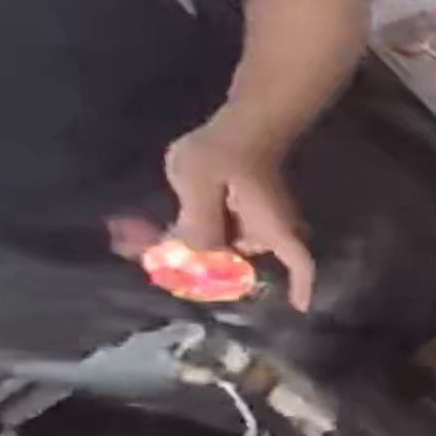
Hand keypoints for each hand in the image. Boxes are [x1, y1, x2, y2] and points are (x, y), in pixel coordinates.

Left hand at [164, 111, 316, 310]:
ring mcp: (262, 220)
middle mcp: (273, 231)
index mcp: (272, 230)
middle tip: (144, 255)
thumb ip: (198, 223)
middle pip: (242, 258)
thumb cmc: (224, 155)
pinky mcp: (248, 210)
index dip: (302, 288)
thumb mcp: (199, 185)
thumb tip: (197, 259)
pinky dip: (193, 231)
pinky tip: (158, 223)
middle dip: (199, 261)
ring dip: (188, 243)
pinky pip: (223, 229)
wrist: (244, 127)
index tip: (301, 308)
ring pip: (227, 244)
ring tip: (133, 235)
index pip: (300, 266)